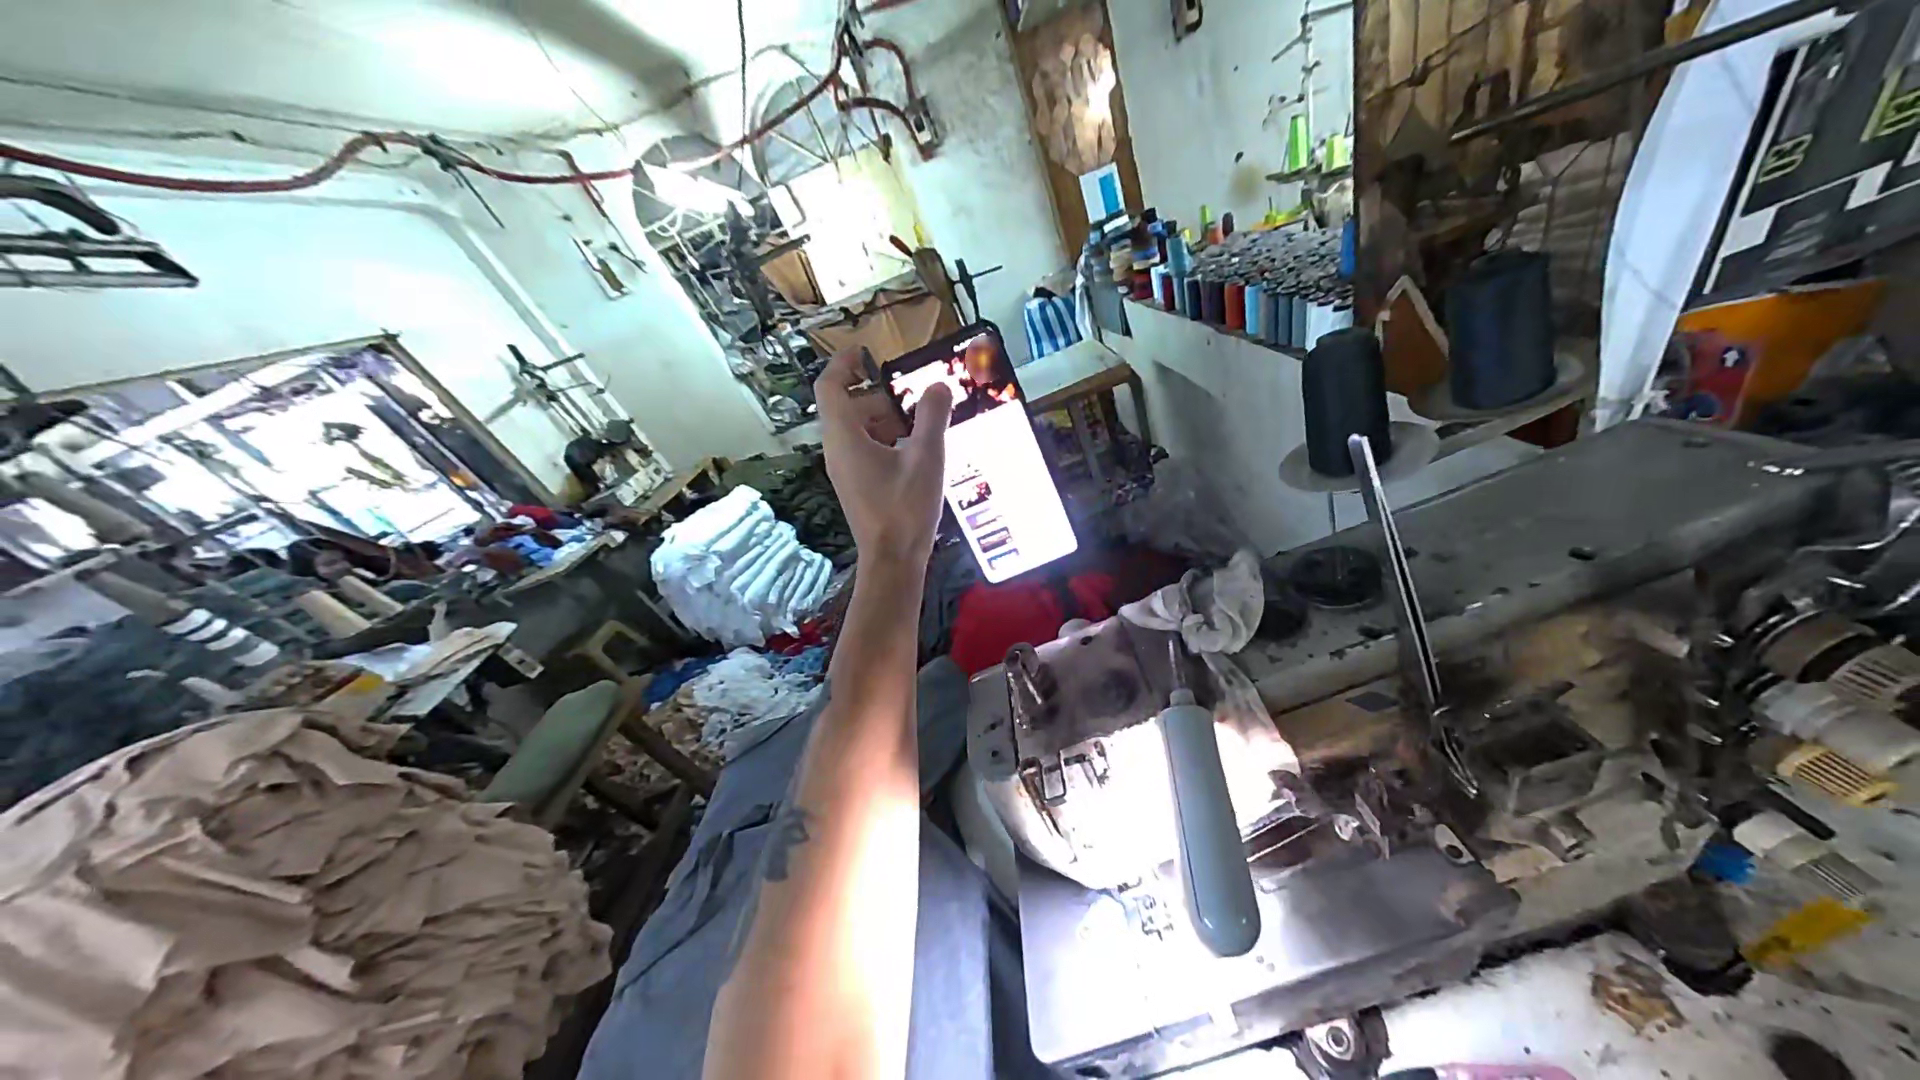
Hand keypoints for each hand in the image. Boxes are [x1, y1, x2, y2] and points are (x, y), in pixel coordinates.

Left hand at [814, 348, 953, 566]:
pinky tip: (917, 452)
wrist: (893, 561)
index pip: (829, 386)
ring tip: (923, 426)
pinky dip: (887, 441)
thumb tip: (938, 386)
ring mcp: (845, 470)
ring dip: (887, 420)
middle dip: (881, 397)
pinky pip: (865, 450)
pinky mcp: (857, 485)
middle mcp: (837, 450)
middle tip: (916, 398)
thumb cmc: (905, 508)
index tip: (866, 352)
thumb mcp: (926, 457)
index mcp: (844, 436)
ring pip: (859, 430)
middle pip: (849, 407)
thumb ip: (932, 416)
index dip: (843, 363)